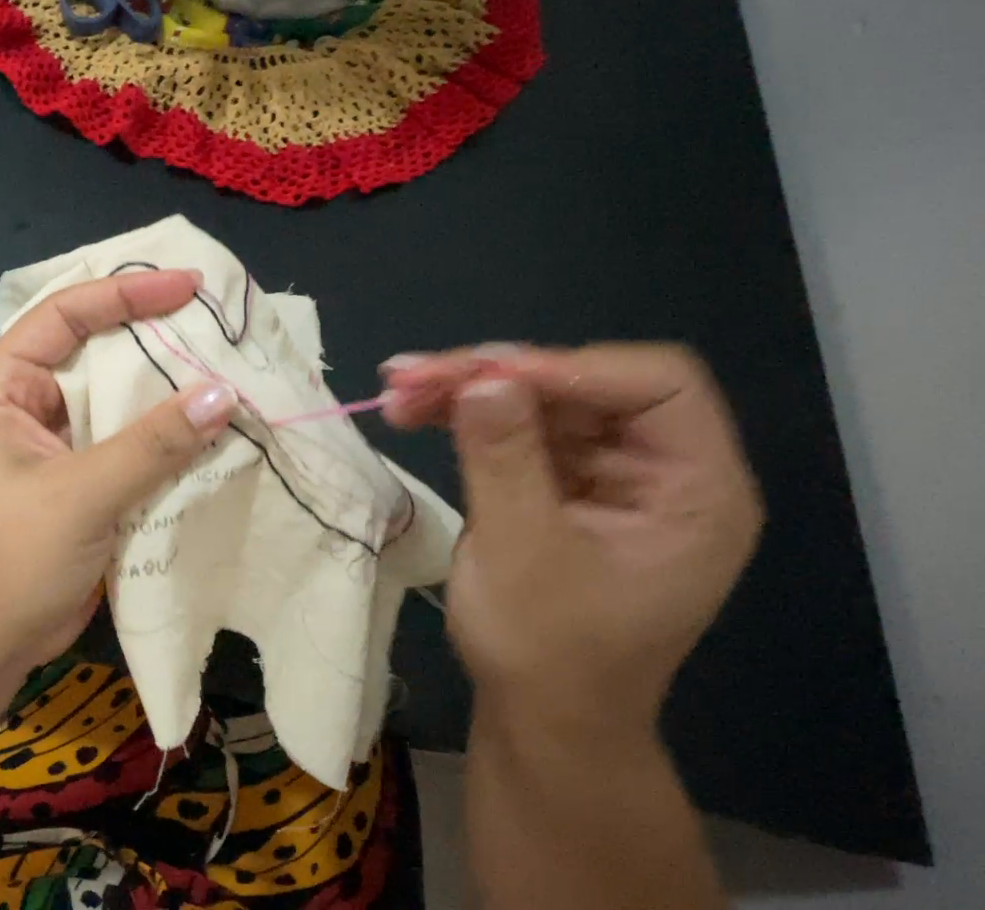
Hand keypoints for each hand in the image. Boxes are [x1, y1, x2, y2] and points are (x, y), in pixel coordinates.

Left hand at [0, 271, 236, 678]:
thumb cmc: (10, 562)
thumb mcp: (80, 495)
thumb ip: (152, 444)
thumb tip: (224, 394)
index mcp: (2, 388)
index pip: (63, 315)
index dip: (125, 294)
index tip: (188, 286)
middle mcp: (25, 405)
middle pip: (95, 351)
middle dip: (154, 339)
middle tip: (221, 327)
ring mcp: (54, 445)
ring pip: (116, 400)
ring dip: (166, 391)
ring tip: (232, 371)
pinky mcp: (79, 481)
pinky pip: (127, 442)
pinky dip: (165, 436)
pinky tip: (214, 429)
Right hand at [380, 343, 762, 736]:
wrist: (542, 719)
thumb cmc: (548, 651)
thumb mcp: (521, 552)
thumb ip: (504, 459)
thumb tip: (483, 377)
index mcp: (694, 490)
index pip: (655, 385)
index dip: (570, 369)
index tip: (482, 377)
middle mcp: (661, 471)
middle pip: (585, 386)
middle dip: (495, 375)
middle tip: (410, 376)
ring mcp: (610, 477)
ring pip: (541, 401)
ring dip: (466, 391)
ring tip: (396, 392)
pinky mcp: (564, 486)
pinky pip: (518, 431)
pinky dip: (465, 418)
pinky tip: (412, 415)